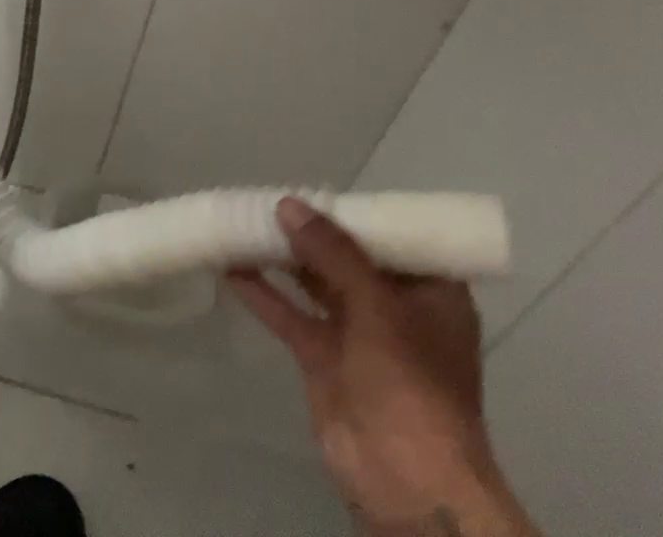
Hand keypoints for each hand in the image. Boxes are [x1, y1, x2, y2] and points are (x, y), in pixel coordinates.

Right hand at [227, 198, 537, 536]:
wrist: (400, 472)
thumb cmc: (408, 382)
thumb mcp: (377, 307)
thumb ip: (333, 253)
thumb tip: (288, 205)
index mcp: (430, 294)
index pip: (394, 240)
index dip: (356, 215)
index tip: (316, 190)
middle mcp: (396, 309)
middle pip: (348, 258)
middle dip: (310, 233)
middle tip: (267, 201)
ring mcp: (358, 335)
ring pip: (314, 284)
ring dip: (282, 259)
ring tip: (244, 224)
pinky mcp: (322, 357)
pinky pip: (290, 314)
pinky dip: (263, 293)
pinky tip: (231, 268)